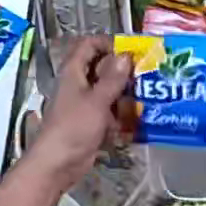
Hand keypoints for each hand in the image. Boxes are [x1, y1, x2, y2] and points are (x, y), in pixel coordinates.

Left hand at [21, 36, 132, 193]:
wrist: (58, 161)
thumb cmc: (74, 126)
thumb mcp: (96, 101)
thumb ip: (112, 79)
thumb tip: (125, 56)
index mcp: (73, 71)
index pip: (88, 45)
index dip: (107, 43)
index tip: (130, 50)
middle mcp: (77, 82)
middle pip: (100, 67)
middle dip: (121, 70)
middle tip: (145, 74)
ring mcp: (83, 102)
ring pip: (106, 90)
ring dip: (123, 93)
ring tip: (147, 96)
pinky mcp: (90, 120)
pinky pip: (108, 110)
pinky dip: (120, 112)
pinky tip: (138, 118)